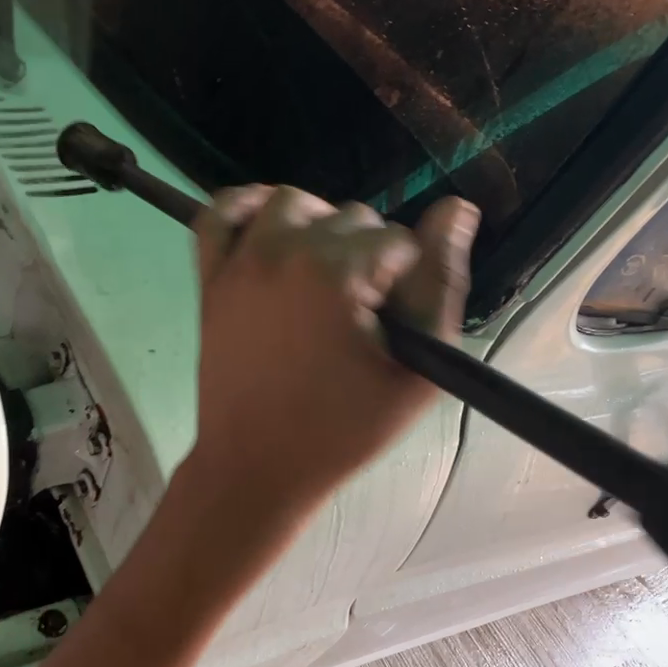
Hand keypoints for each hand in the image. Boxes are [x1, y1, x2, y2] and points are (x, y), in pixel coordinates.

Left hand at [183, 186, 479, 514]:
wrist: (255, 464)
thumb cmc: (341, 430)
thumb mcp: (415, 372)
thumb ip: (442, 285)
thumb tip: (457, 210)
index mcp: (335, 274)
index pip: (398, 240)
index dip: (409, 280)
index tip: (392, 324)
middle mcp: (282, 252)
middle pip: (350, 216)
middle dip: (368, 256)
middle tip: (361, 314)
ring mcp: (238, 263)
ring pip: (290, 202)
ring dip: (318, 226)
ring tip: (327, 276)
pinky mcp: (209, 279)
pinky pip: (217, 215)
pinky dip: (242, 207)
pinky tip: (267, 228)